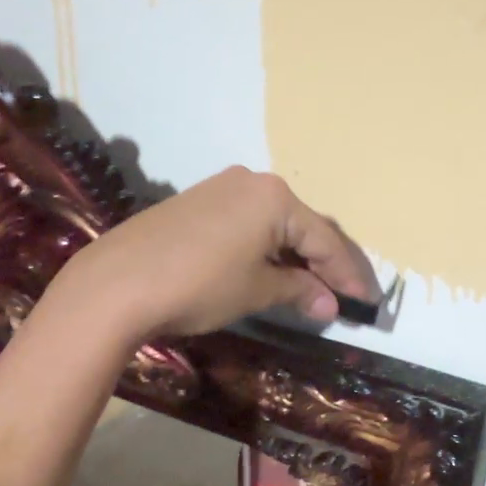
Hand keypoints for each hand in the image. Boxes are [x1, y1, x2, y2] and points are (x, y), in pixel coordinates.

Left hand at [45, 166, 377, 342]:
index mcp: (275, 198)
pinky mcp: (198, 203)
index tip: (366, 301)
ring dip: (296, 256)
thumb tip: (328, 303)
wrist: (118, 283)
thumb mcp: (256, 290)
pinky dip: (268, 249)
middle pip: (303, 226)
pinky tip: (274, 270)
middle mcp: (252, 182)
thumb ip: (298, 290)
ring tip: (314, 287)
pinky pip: (249, 224)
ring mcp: (222, 189)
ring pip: (275, 224)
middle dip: (326, 262)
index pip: (325, 239)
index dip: (348, 274)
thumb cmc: (199, 285)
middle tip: (346, 293)